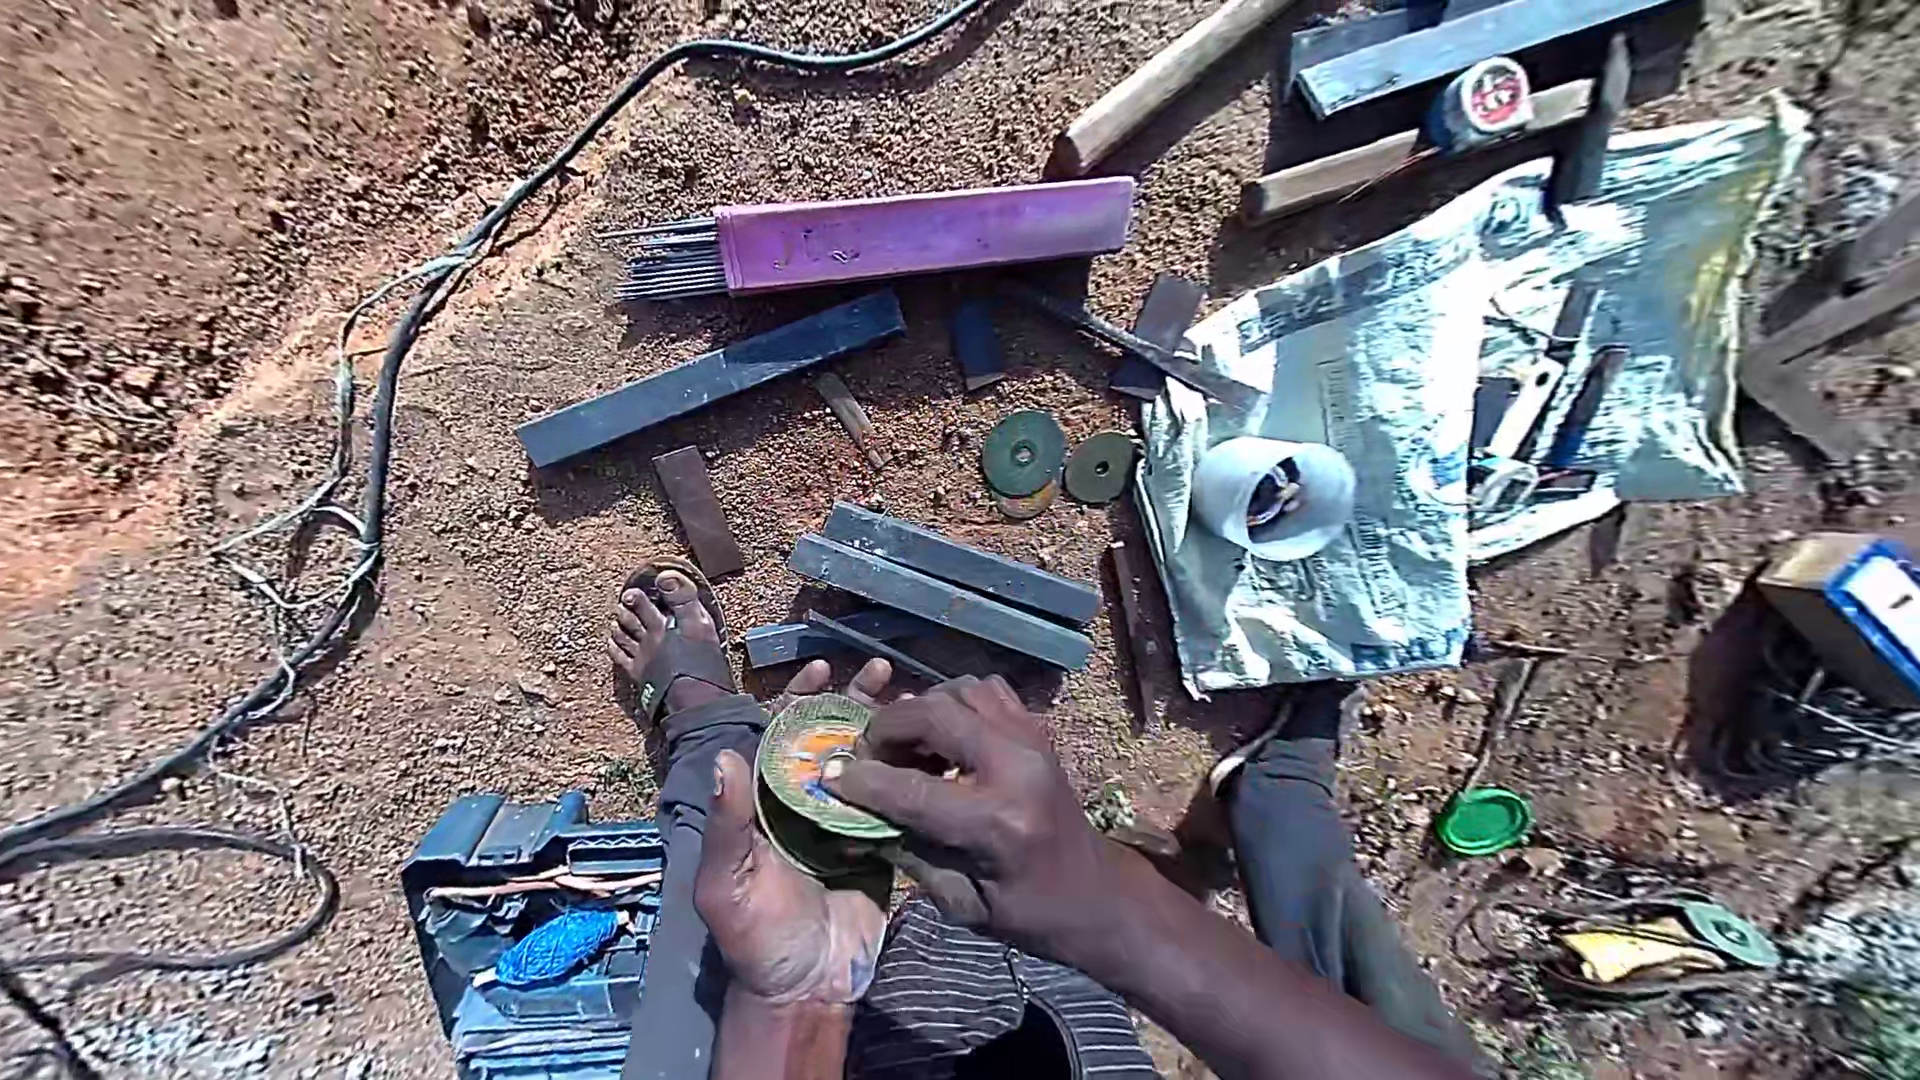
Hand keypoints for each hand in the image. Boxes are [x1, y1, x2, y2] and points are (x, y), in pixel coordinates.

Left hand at [693, 659, 892, 1005]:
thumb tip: (725, 755)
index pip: (783, 732)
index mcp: (770, 796)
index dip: (801, 696)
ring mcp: (849, 812)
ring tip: (912, 696)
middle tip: (882, 671)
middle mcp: (811, 795)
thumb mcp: (729, 883)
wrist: (810, 984)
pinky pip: (896, 791)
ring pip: (868, 755)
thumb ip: (728, 823)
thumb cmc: (757, 935)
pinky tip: (932, 745)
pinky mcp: (881, 833)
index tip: (822, 668)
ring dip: (888, 723)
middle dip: (855, 697)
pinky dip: (912, 766)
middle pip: (833, 733)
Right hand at [824, 675, 1120, 961]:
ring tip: (908, 741)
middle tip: (868, 750)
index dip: (863, 779)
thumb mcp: (960, 903)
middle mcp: (1016, 765)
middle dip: (887, 728)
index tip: (832, 773)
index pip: (912, 789)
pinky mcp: (1036, 726)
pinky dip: (955, 700)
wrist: (1095, 890)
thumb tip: (857, 810)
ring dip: (921, 709)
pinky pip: (986, 689)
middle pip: (933, 715)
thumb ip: (906, 850)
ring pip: (959, 690)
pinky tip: (946, 730)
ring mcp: (1031, 736)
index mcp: (997, 823)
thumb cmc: (1028, 912)